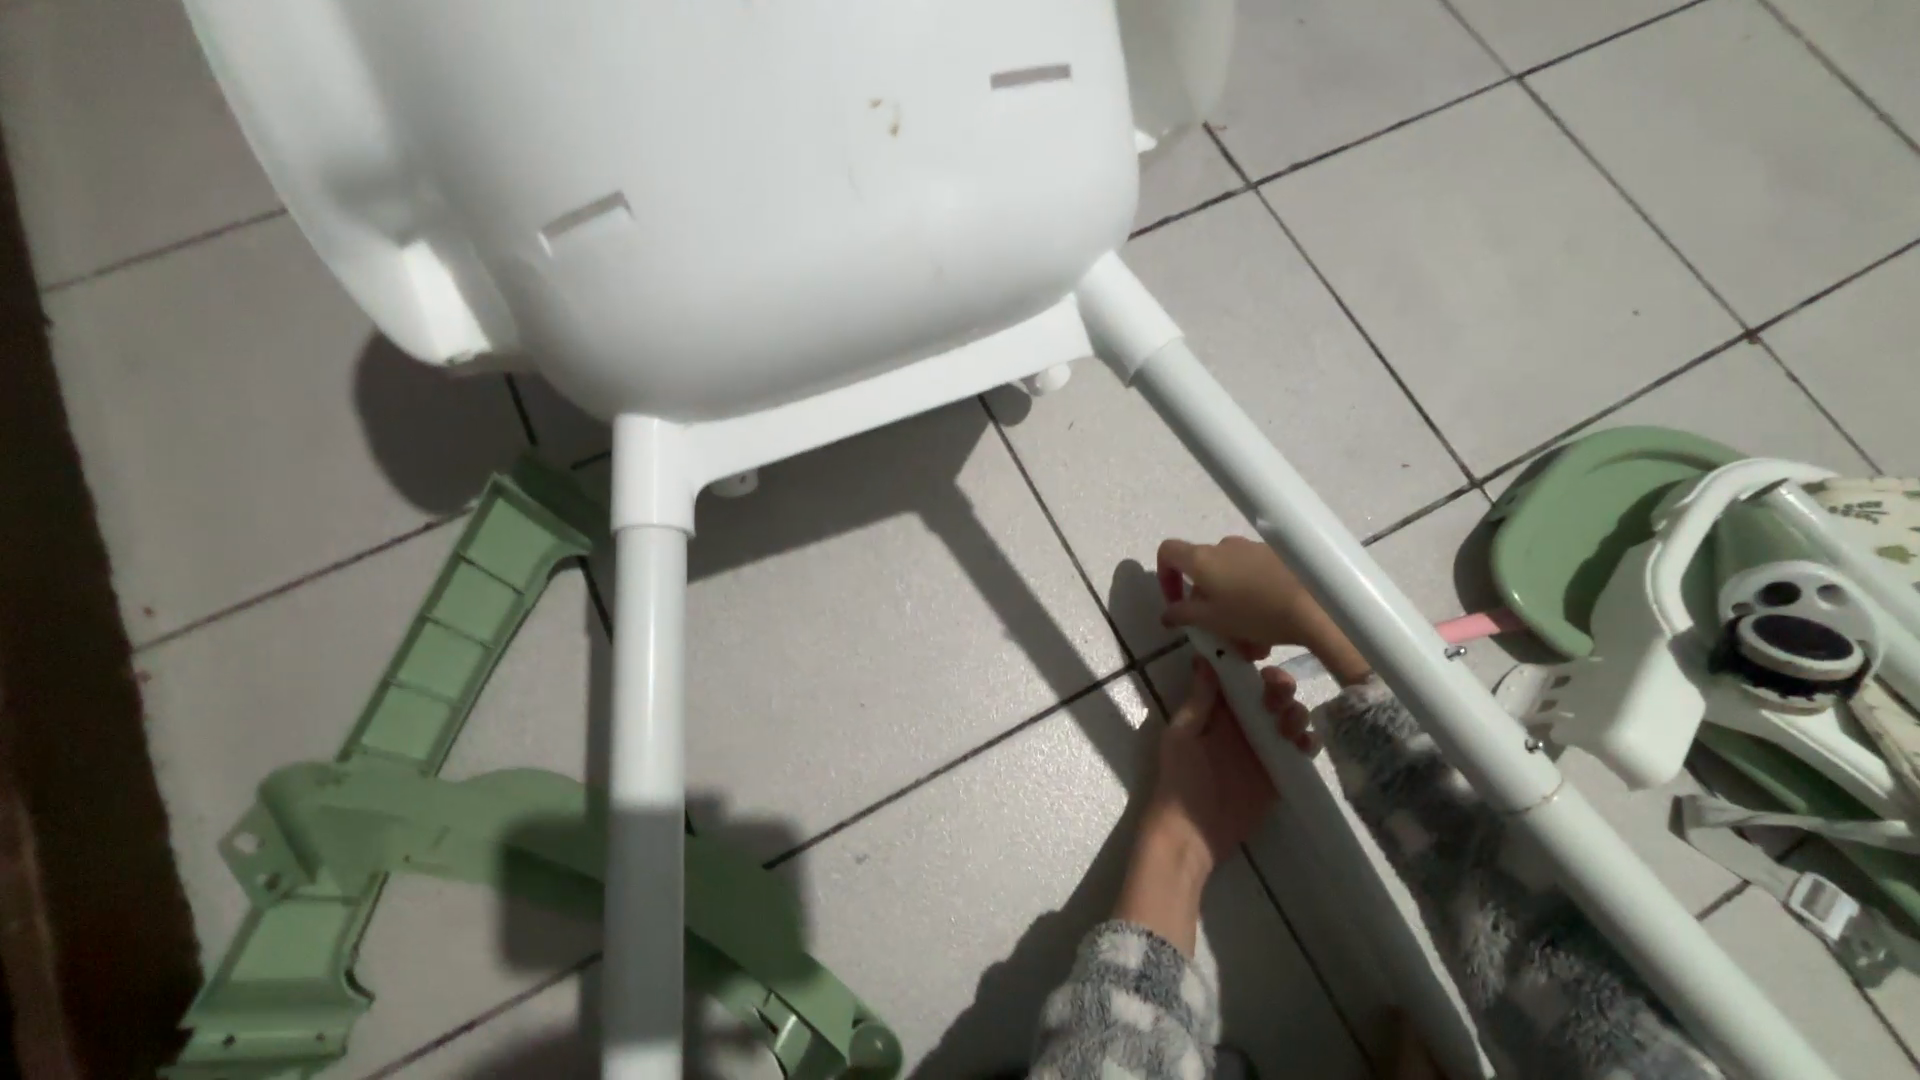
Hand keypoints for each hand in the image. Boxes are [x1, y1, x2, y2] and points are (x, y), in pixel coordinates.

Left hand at [1140, 662, 1310, 872]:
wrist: (1191, 835)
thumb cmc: (1180, 780)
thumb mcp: (1183, 735)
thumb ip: (1199, 701)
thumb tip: (1204, 657)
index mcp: (1216, 714)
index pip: (1241, 682)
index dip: (1255, 669)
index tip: (1264, 666)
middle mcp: (1242, 727)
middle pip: (1270, 697)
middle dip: (1281, 688)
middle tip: (1279, 694)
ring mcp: (1262, 750)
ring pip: (1289, 720)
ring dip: (1296, 713)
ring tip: (1290, 723)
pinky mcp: (1278, 775)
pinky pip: (1298, 752)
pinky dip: (1307, 743)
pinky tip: (1304, 744)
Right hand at [1157, 536, 1371, 684]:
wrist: (1317, 604)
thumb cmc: (1254, 612)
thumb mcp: (1211, 621)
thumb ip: (1183, 615)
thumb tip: (1167, 613)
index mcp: (1202, 558)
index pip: (1168, 551)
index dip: (1165, 576)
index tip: (1176, 604)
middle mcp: (1225, 546)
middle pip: (1203, 572)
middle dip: (1206, 605)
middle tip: (1217, 635)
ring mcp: (1254, 549)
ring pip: (1231, 579)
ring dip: (1232, 608)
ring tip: (1250, 644)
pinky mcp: (1279, 558)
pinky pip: (1255, 578)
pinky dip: (1253, 601)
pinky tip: (1269, 631)